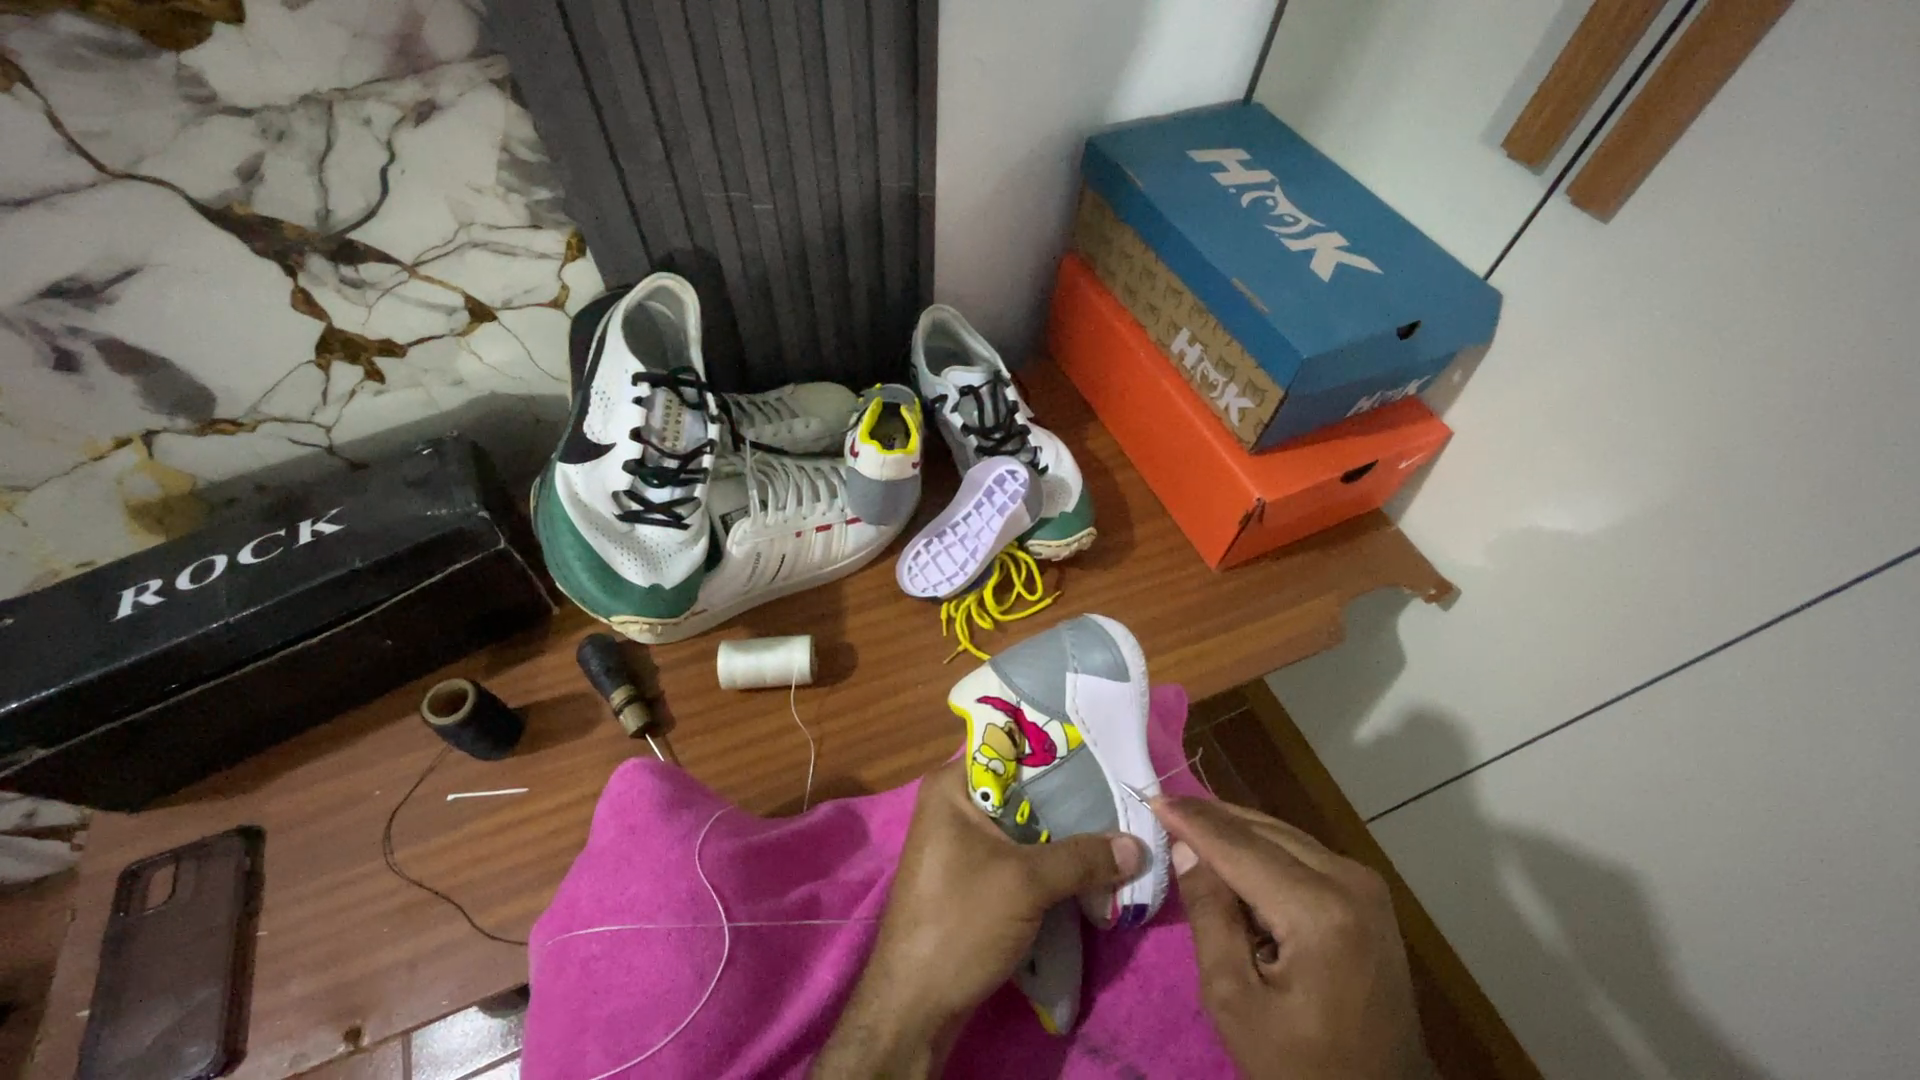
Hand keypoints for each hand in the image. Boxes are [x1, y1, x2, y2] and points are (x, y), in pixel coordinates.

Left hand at [813, 760, 1144, 1077]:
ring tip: (1118, 829)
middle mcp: (955, 804)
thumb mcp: (1026, 883)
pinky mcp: (975, 876)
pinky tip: (1091, 865)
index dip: (1060, 749)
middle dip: (1072, 798)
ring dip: (1066, 834)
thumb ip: (1083, 857)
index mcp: (952, 786)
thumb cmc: (960, 924)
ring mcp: (963, 842)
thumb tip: (1138, 844)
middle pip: (1024, 788)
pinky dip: (1052, 859)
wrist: (916, 1005)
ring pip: (1026, 824)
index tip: (1107, 754)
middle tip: (1123, 796)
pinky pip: (1020, 853)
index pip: (1012, 747)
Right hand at [1152, 796, 1423, 1079]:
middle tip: (1166, 808)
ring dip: (1237, 830)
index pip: (1239, 847)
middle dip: (1213, 818)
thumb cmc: (1300, 1063)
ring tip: (1190, 822)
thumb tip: (1187, 850)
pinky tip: (1234, 851)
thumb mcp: (1234, 1000)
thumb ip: (1210, 916)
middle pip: (1265, 832)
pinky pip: (1305, 854)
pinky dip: (1264, 848)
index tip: (1152, 798)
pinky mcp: (1370, 898)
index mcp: (1319, 910)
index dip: (1193, 821)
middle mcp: (1350, 882)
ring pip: (1285, 837)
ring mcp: (1367, 887)